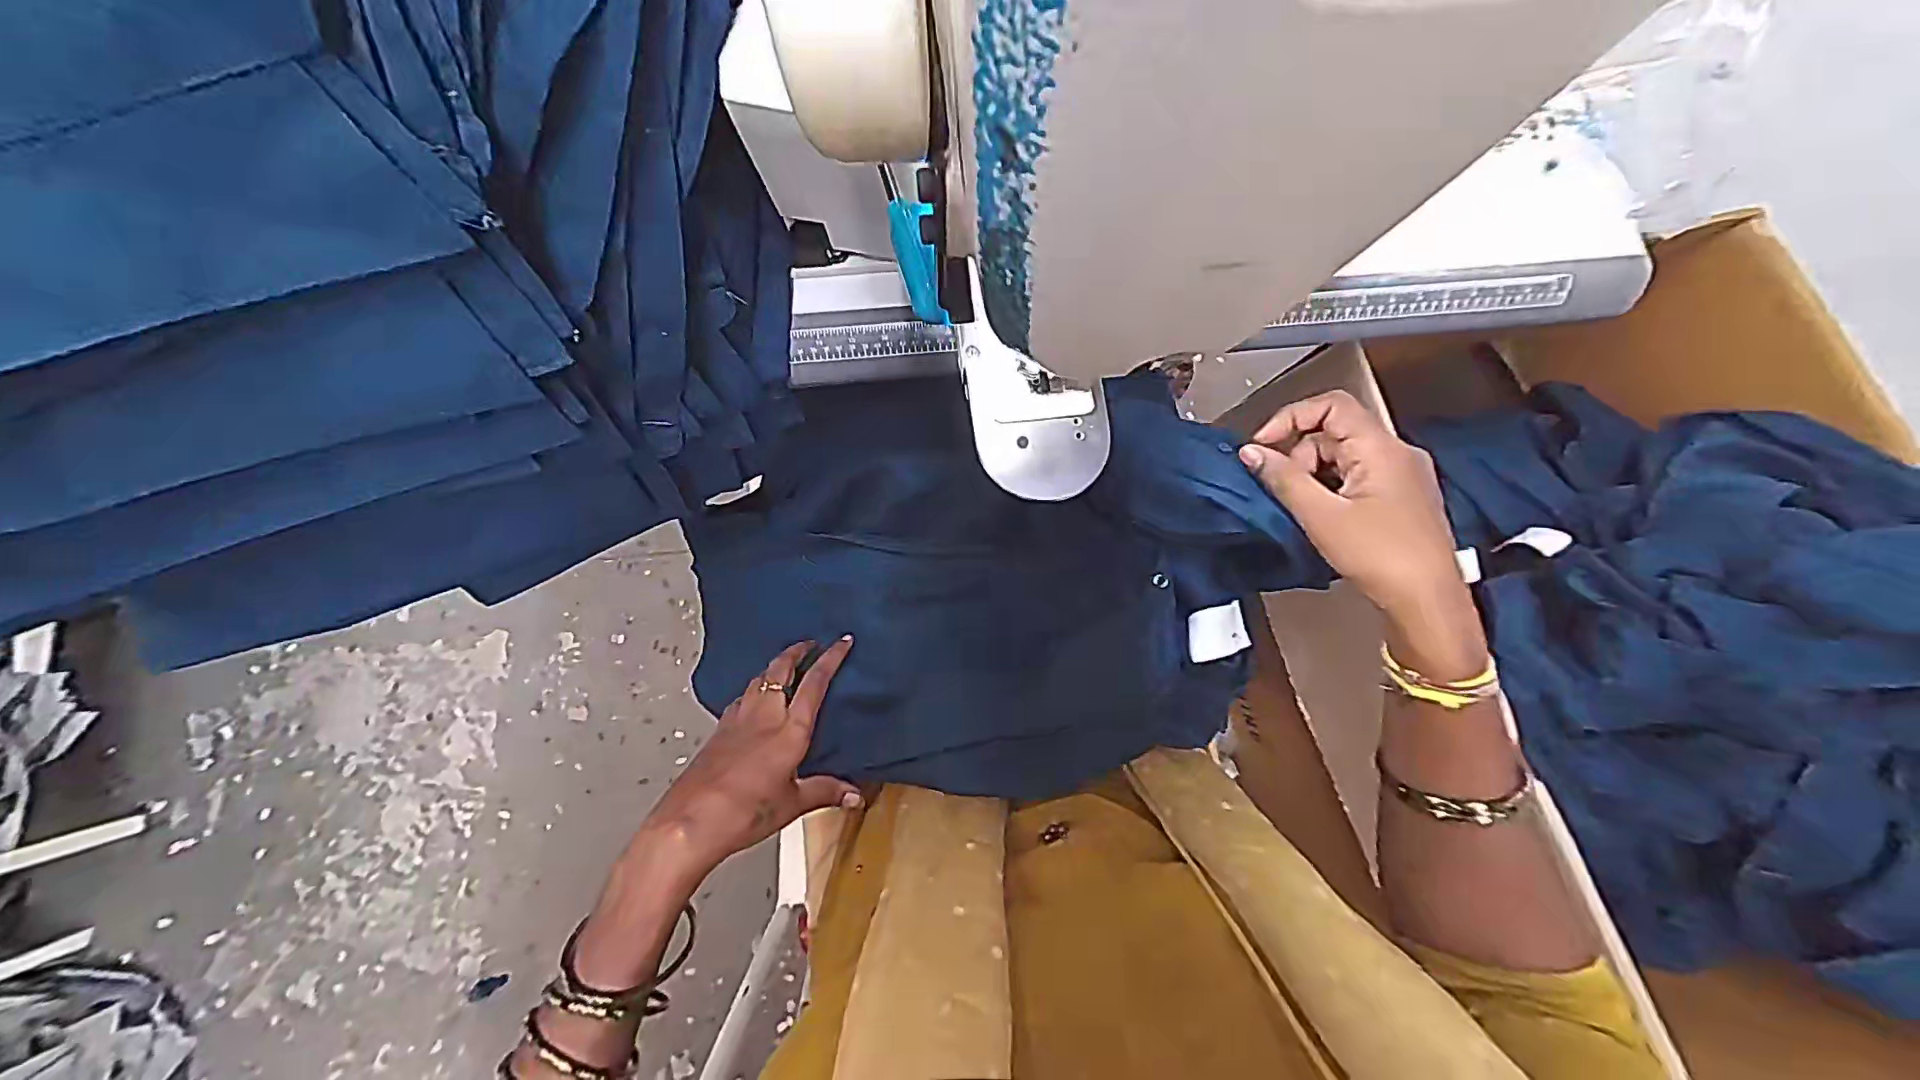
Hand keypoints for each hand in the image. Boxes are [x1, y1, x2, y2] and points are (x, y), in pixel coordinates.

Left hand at [637, 638, 860, 880]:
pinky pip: (741, 698)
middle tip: (810, 643)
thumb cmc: (739, 814)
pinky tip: (753, 699)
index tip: (841, 642)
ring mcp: (737, 721)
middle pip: (781, 668)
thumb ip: (825, 792)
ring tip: (784, 664)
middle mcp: (763, 718)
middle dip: (798, 651)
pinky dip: (754, 689)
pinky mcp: (719, 732)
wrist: (688, 824)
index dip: (831, 658)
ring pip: (759, 679)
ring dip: (775, 666)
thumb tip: (852, 794)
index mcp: (789, 731)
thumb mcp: (792, 804)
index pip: (815, 682)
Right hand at [1237, 391, 1461, 620]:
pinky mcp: (1399, 497)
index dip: (1290, 418)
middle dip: (1298, 456)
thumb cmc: (1384, 558)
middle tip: (1282, 489)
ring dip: (1312, 476)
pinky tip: (1324, 518)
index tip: (1262, 445)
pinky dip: (1330, 490)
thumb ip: (1282, 478)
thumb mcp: (1320, 516)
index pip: (1331, 405)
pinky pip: (1355, 476)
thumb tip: (1252, 452)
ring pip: (1341, 456)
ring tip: (1306, 511)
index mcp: (1381, 449)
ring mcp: (1401, 475)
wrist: (1427, 600)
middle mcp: (1397, 454)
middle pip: (1332, 432)